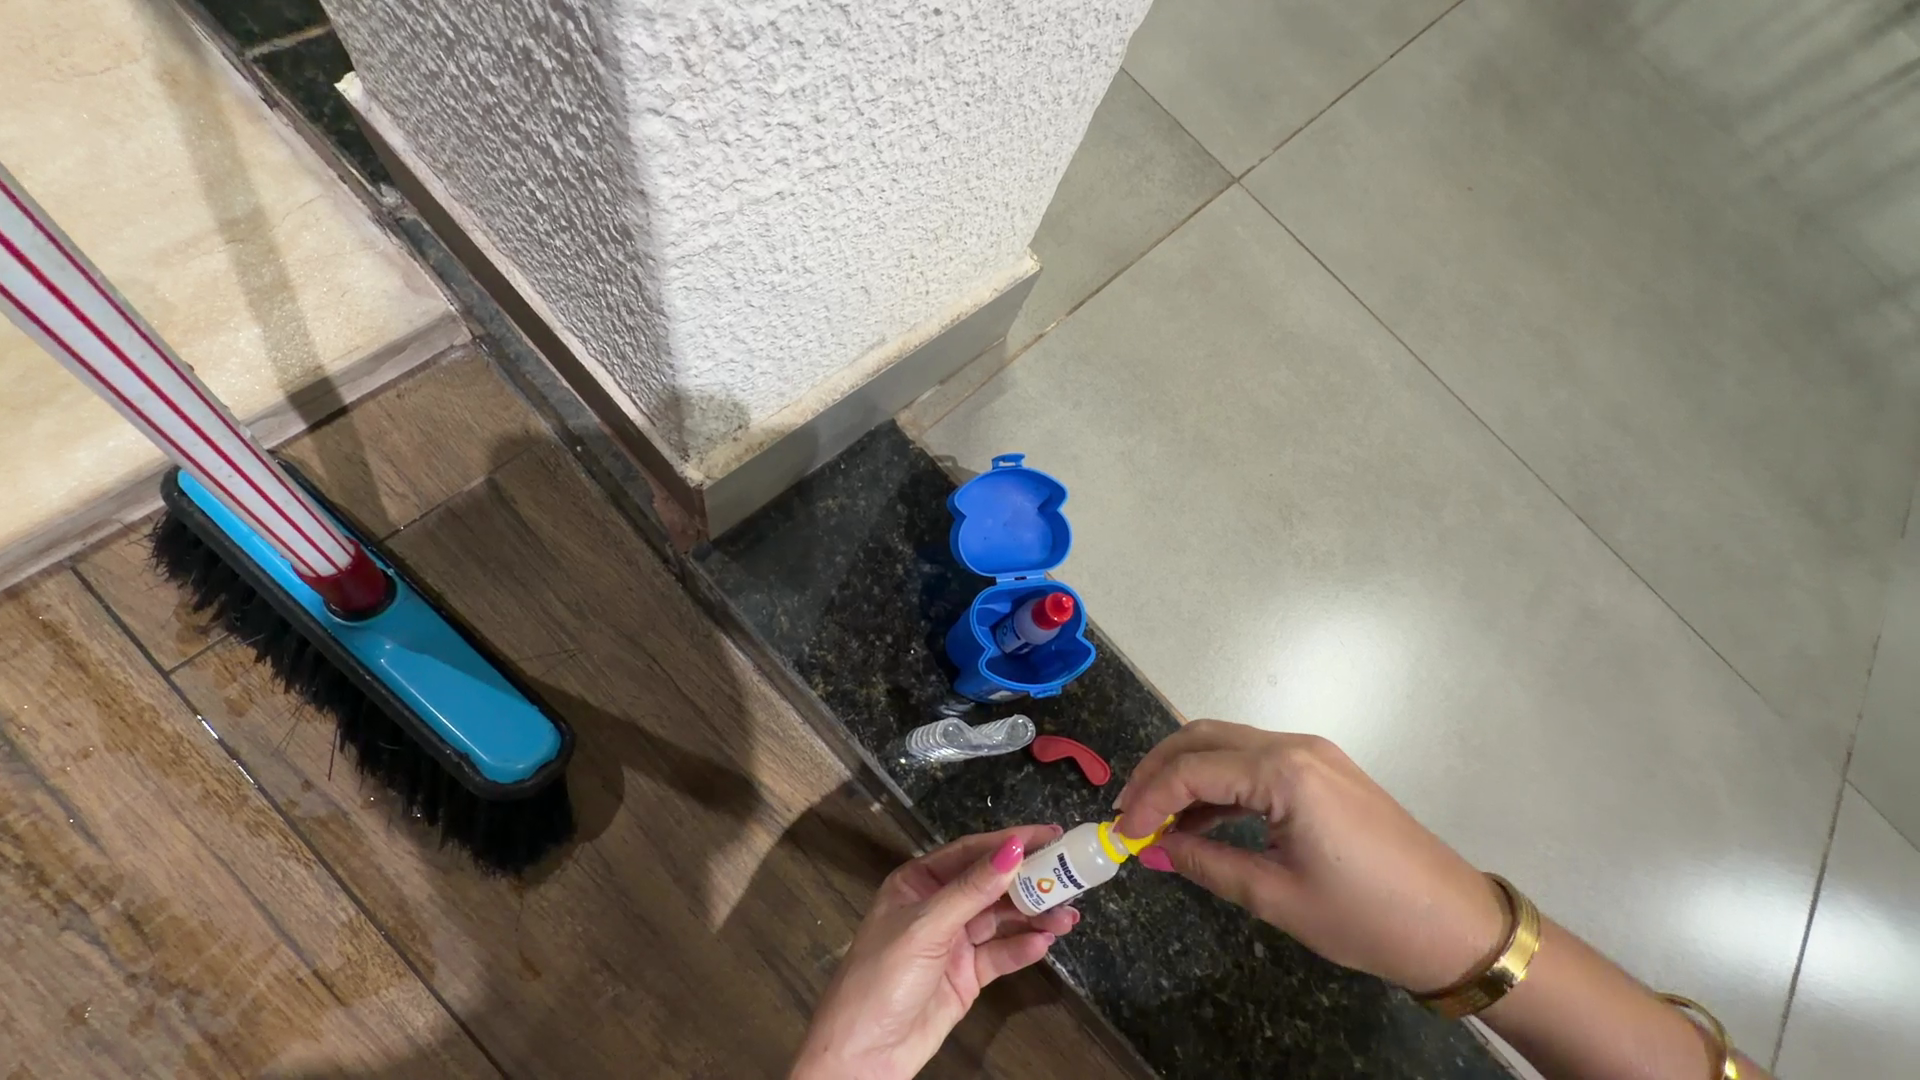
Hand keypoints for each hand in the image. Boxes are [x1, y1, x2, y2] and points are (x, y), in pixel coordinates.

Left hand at [791, 825, 1078, 1079]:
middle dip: (1030, 879)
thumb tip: (1013, 849)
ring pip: (1001, 919)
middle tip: (1071, 874)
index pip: (972, 852)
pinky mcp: (966, 976)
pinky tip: (1045, 942)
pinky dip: (1023, 948)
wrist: (861, 1057)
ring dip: (1034, 915)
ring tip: (1069, 915)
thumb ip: (972, 890)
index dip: (1011, 841)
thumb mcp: (926, 927)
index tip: (1050, 834)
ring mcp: (954, 942)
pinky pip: (1000, 954)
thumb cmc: (882, 978)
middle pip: (991, 884)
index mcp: (918, 882)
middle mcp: (938, 906)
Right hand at [1115, 720, 1504, 993]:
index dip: (1149, 800)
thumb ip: (1206, 864)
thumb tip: (1154, 850)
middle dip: (1157, 771)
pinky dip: (1217, 782)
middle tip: (1129, 813)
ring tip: (1155, 817)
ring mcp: (1310, 752)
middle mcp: (1293, 745)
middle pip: (1202, 738)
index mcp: (1284, 771)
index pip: (1191, 769)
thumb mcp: (1277, 897)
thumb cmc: (1368, 918)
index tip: (1123, 835)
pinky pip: (1252, 761)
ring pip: (1224, 743)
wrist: (1459, 928)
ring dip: (1184, 773)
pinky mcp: (1320, 768)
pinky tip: (1198, 818)